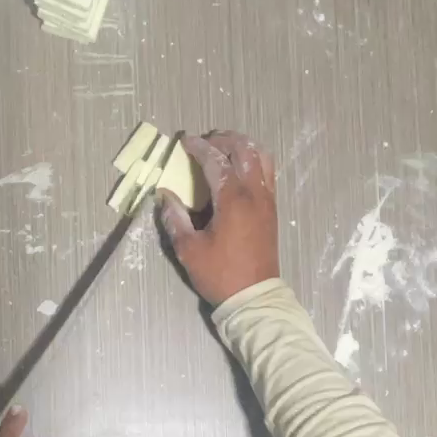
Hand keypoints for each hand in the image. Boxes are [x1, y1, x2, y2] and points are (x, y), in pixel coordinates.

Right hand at [159, 131, 279, 304]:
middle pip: (244, 149)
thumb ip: (174, 218)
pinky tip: (239, 170)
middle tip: (205, 141)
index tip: (184, 141)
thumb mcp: (188, 249)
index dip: (199, 147)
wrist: (253, 297)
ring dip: (243, 147)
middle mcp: (254, 193)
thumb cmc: (220, 274)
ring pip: (262, 157)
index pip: (216, 160)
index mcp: (233, 200)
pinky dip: (254, 161)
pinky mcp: (272, 209)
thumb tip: (164, 196)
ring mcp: (267, 200)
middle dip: (224, 139)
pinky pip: (267, 173)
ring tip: (224, 149)